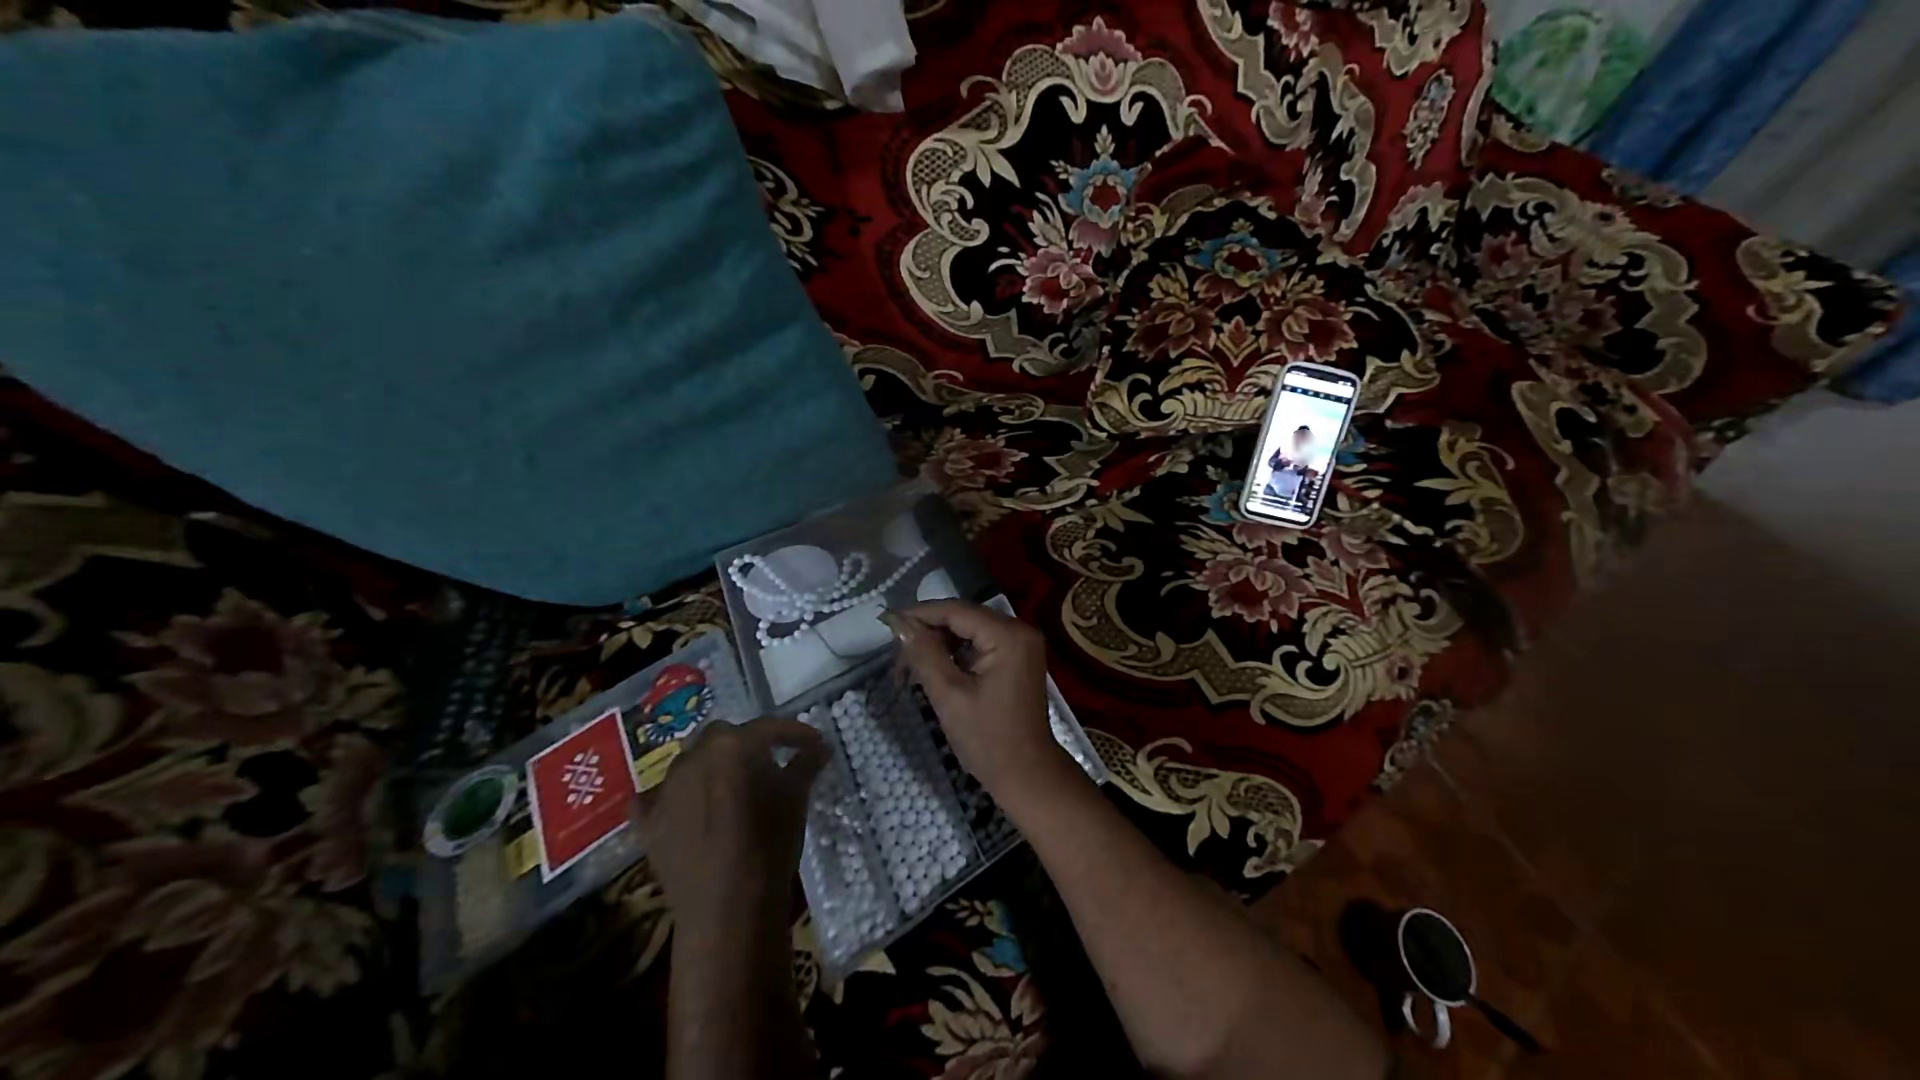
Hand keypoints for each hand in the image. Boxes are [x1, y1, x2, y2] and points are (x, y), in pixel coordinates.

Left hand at [638, 717, 826, 930]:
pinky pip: (655, 798)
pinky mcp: (647, 823)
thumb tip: (818, 747)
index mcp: (732, 745)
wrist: (728, 910)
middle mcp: (693, 757)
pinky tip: (684, 808)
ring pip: (689, 763)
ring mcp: (665, 789)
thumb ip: (805, 765)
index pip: (767, 728)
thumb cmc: (769, 846)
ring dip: (711, 767)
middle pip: (723, 737)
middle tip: (769, 764)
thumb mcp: (796, 800)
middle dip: (746, 745)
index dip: (793, 733)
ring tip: (731, 788)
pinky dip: (671, 797)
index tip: (813, 743)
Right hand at [882, 601, 1082, 809]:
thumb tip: (898, 622)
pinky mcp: (1018, 657)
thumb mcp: (949, 695)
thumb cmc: (988, 740)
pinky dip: (956, 652)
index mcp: (1008, 636)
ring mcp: (1021, 644)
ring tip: (908, 664)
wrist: (1027, 775)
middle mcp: (1019, 630)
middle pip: (964, 617)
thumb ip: (924, 653)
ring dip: (939, 642)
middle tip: (895, 652)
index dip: (920, 614)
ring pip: (970, 629)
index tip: (886, 622)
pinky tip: (933, 667)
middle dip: (928, 631)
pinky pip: (980, 643)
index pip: (956, 611)